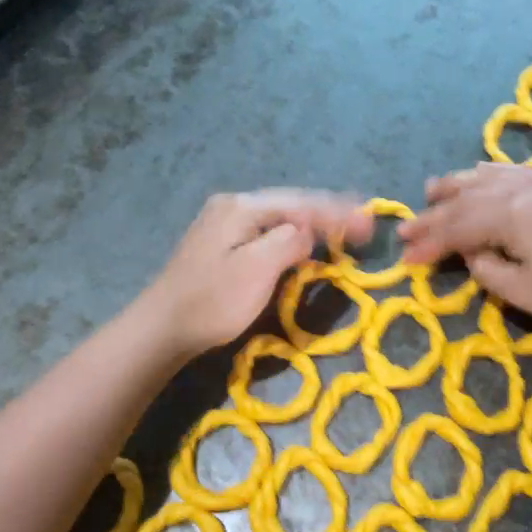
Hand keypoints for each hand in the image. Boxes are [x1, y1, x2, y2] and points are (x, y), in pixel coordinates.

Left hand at [142, 189, 373, 353]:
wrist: (162, 329)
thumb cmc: (212, 301)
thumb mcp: (258, 269)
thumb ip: (289, 241)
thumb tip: (310, 230)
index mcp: (242, 207)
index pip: (302, 202)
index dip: (338, 212)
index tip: (370, 223)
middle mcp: (232, 206)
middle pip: (291, 204)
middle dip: (328, 212)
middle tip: (363, 224)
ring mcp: (223, 223)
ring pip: (280, 217)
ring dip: (312, 223)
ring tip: (343, 229)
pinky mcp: (220, 244)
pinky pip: (267, 231)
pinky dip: (292, 236)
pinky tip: (305, 242)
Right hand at [398, 164, 531, 323]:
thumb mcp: (524, 291)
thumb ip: (487, 271)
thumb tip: (470, 254)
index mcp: (506, 216)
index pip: (455, 229)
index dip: (428, 245)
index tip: (404, 260)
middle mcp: (516, 191)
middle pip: (463, 201)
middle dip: (432, 218)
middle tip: (405, 230)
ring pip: (483, 179)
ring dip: (453, 188)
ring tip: (430, 193)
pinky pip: (508, 171)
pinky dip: (485, 173)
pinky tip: (477, 173)